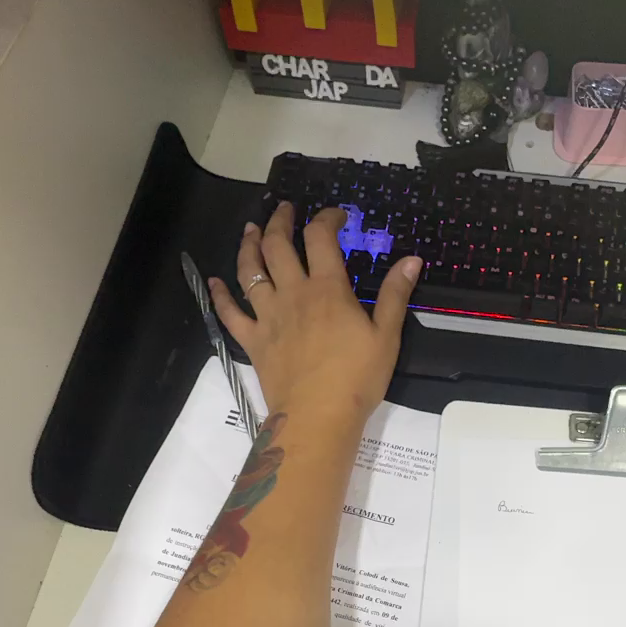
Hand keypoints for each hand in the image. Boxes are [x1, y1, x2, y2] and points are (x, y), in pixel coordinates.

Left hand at [209, 202, 421, 429]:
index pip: (321, 238)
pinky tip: (214, 282)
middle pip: (278, 245)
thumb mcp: (386, 337)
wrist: (318, 417)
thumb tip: (411, 260)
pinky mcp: (253, 340)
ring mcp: (268, 316)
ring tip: (250, 231)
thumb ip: (395, 295)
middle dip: (280, 221)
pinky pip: (229, 313)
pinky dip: (220, 295)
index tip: (336, 216)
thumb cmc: (357, 379)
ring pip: (250, 270)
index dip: (327, 218)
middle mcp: (293, 293)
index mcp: (327, 289)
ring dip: (248, 245)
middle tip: (284, 210)